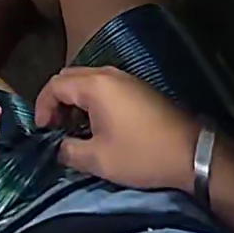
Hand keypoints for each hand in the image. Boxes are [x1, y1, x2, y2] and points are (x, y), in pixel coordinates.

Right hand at [35, 66, 201, 192]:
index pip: (55, 85)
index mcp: (93, 84)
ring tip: (74, 128)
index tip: (42, 129)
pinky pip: (101, 84)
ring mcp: (122, 76)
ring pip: (85, 79)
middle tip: (54, 127)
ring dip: (73, 100)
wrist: (191, 152)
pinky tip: (96, 123)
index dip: (42, 106)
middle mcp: (105, 72)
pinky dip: (90, 99)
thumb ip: (70, 152)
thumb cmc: (142, 154)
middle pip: (68, 77)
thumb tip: (57, 147)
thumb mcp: (100, 160)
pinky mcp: (135, 86)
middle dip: (56, 100)